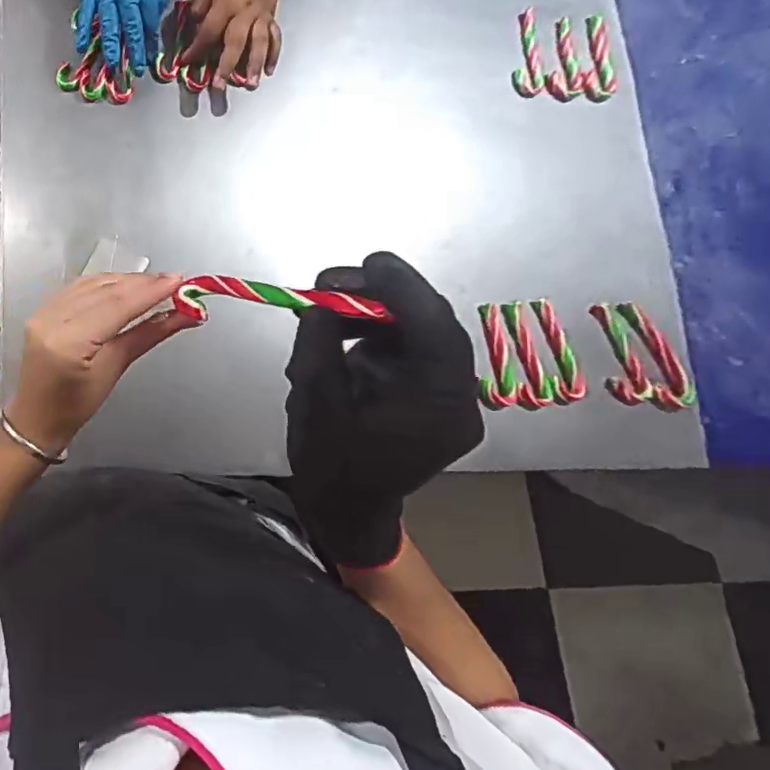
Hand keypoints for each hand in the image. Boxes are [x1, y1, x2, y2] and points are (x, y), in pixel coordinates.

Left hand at [4, 272, 195, 455]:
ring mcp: (44, 313)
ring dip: (126, 280)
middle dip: (143, 283)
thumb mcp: (112, 372)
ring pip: (93, 284)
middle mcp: (51, 321)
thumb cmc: (72, 407)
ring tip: (156, 283)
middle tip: (175, 282)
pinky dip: (105, 283)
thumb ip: (146, 336)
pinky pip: (78, 287)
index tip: (179, 282)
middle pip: (105, 291)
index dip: (151, 290)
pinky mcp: (43, 310)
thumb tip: (181, 316)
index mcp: (68, 343)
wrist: (35, 417)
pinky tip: (125, 285)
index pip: (117, 306)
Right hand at [77, 0, 168, 74]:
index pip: (147, 21)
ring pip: (109, 26)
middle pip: (130, 28)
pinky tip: (82, 47)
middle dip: (133, 51)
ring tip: (112, 66)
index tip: (150, 58)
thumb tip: (154, 17)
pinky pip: (87, 15)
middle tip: (134, 71)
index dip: (149, 41)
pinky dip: (84, 31)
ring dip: (111, 48)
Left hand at [184, 0, 284, 89]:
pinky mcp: (271, 19)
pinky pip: (274, 38)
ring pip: (258, 44)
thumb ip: (200, 4)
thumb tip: (193, 25)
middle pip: (235, 43)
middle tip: (219, 86)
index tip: (186, 62)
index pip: (209, 32)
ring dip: (254, 65)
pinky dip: (273, 55)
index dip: (197, 48)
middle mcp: (244, 15)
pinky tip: (268, 71)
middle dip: (226, 66)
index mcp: (226, 6)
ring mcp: (260, 18)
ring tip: (251, 84)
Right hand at [284, 253, 482, 567]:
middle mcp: (455, 396)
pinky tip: (337, 335)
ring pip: (414, 332)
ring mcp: (444, 395)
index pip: (434, 329)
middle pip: (427, 325)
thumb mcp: (314, 402)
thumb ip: (318, 346)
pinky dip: (370, 334)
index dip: (402, 287)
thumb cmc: (329, 464)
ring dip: (369, 314)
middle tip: (329, 284)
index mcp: (439, 404)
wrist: (343, 508)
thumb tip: (320, 304)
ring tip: (322, 309)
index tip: (368, 261)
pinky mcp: (426, 392)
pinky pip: (404, 348)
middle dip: (378, 296)